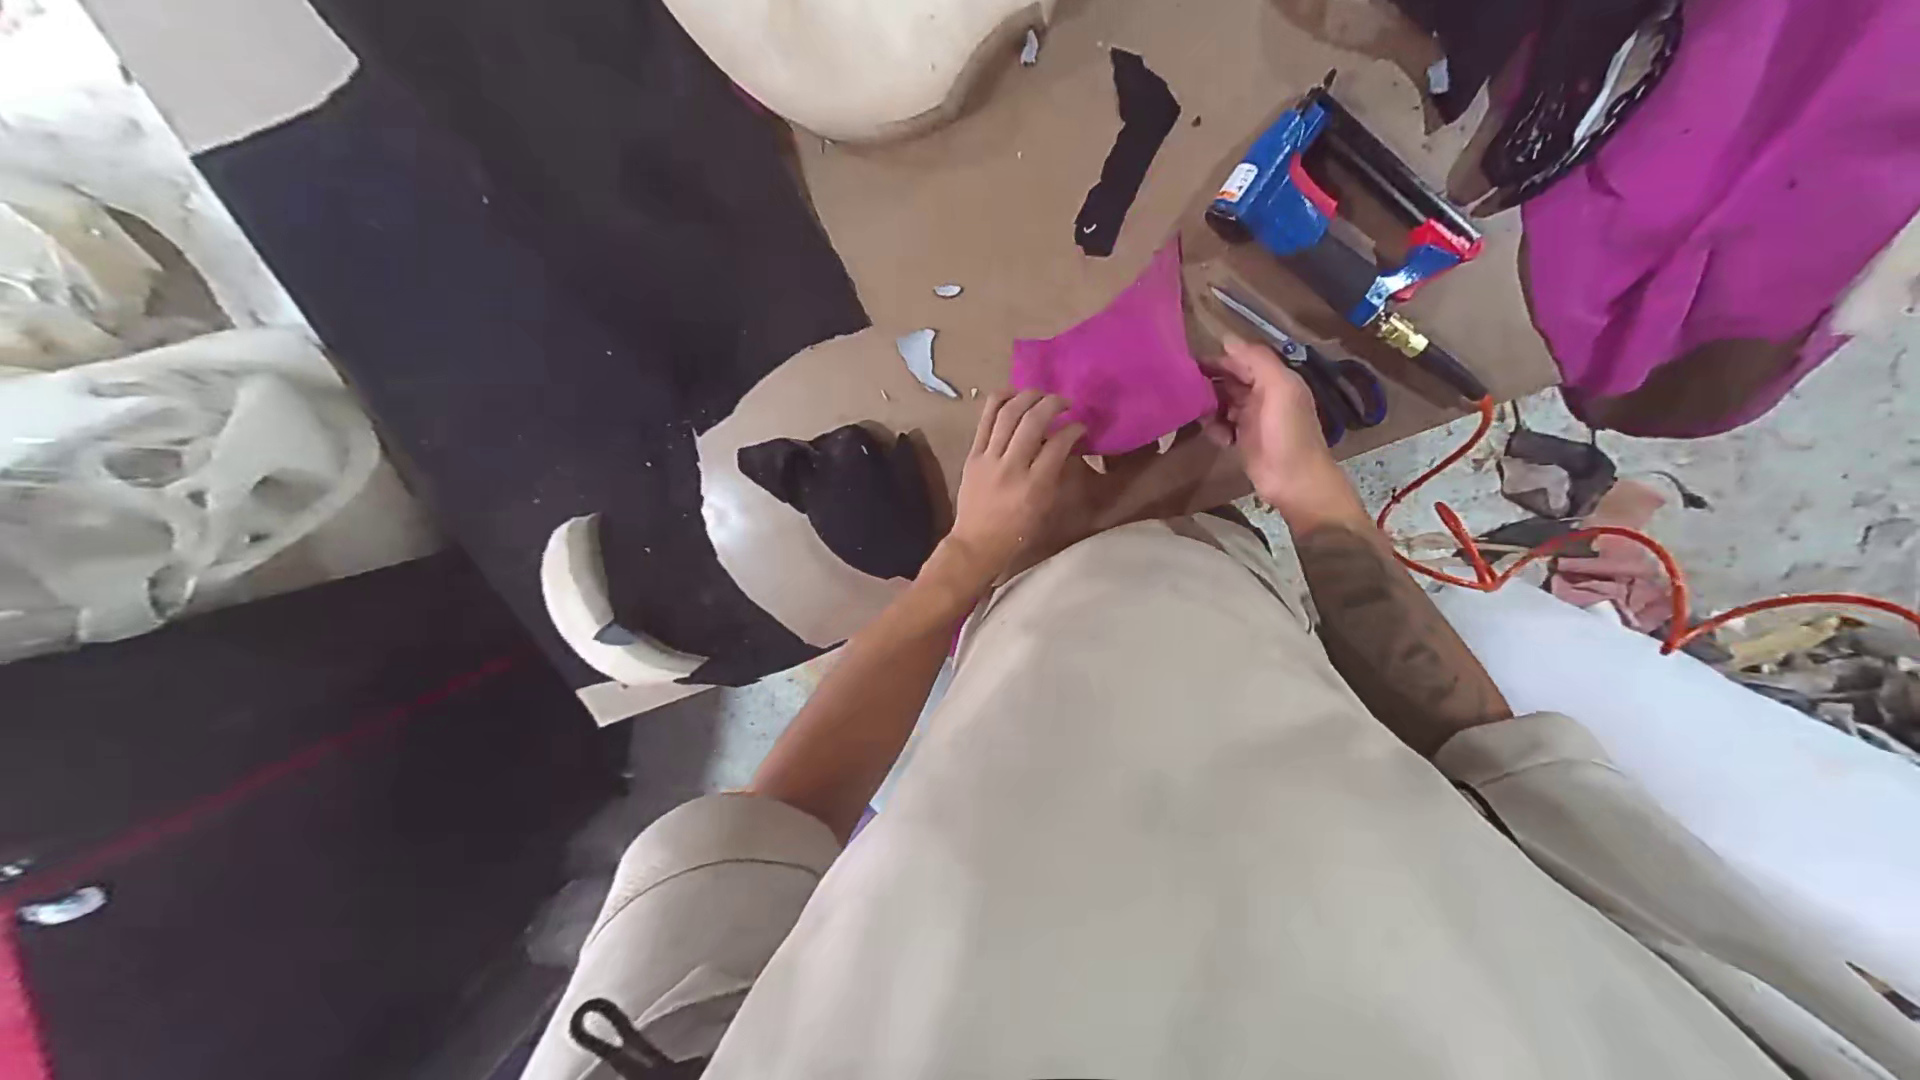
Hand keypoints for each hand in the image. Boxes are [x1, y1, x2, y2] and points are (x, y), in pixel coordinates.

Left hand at [937, 390, 1084, 590]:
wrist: (977, 542)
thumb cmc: (1017, 531)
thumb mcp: (1045, 506)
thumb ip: (1055, 474)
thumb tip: (1064, 445)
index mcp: (1034, 485)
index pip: (1058, 444)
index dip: (1073, 429)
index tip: (1080, 426)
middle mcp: (1012, 467)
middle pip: (1034, 421)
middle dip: (1053, 404)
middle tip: (1064, 403)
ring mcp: (989, 458)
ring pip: (1008, 414)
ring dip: (1027, 397)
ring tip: (1040, 394)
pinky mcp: (973, 455)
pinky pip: (985, 420)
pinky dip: (1000, 401)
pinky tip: (1013, 393)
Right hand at [1204, 336, 1364, 526]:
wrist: (1294, 480)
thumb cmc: (1288, 433)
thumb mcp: (1279, 389)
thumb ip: (1257, 360)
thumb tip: (1227, 339)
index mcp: (1274, 379)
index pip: (1241, 360)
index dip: (1218, 359)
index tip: (1189, 363)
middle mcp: (1263, 394)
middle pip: (1228, 380)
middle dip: (1209, 384)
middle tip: (1186, 390)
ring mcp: (1251, 417)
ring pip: (1221, 402)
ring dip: (1209, 408)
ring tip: (1205, 418)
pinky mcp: (1241, 438)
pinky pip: (1220, 425)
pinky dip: (1215, 429)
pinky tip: (1220, 438)